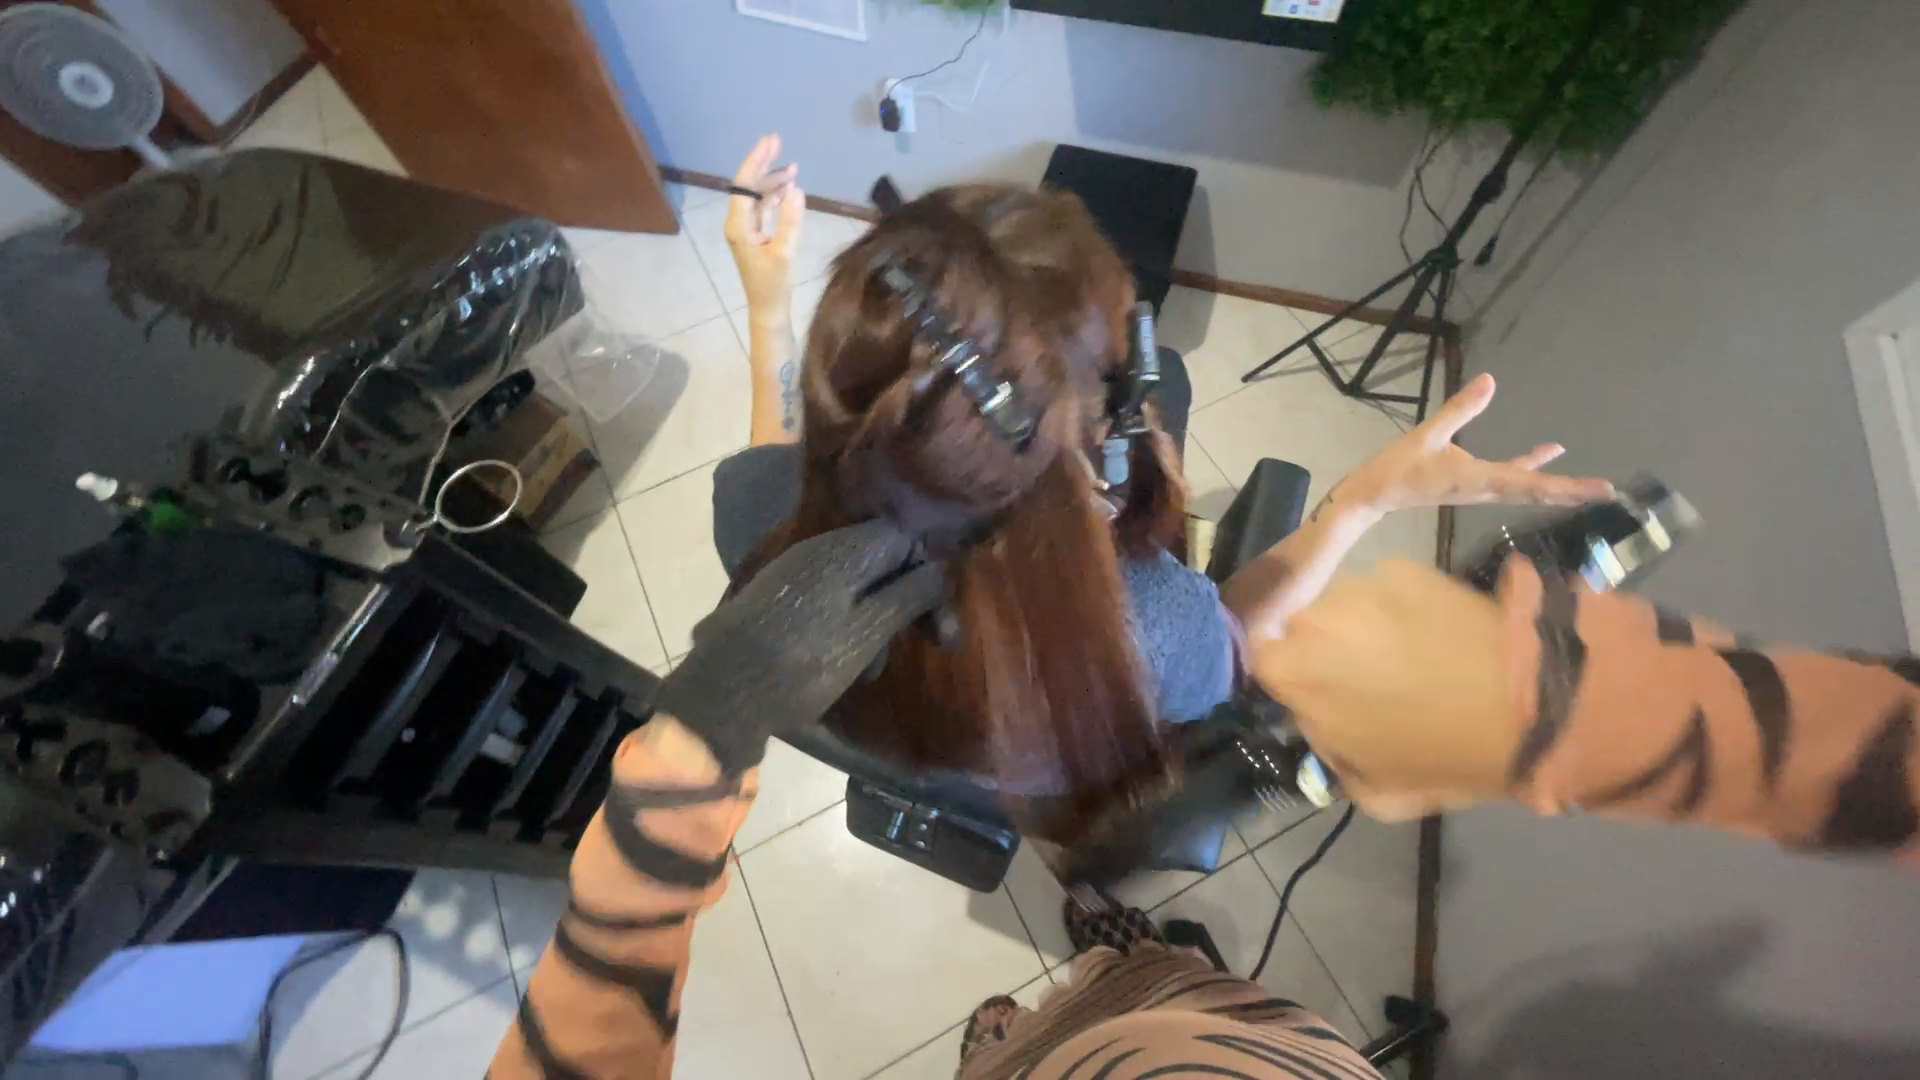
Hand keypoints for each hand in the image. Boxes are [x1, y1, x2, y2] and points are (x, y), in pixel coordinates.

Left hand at [653, 520, 942, 773]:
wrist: (722, 689)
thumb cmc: (805, 661)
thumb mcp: (868, 631)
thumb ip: (909, 595)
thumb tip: (941, 569)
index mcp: (846, 549)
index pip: (905, 538)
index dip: (928, 575)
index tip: (937, 623)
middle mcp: (820, 548)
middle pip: (882, 561)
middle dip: (906, 602)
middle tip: (925, 646)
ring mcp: (796, 570)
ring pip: (857, 584)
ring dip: (878, 620)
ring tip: (875, 668)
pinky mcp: (779, 594)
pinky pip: (830, 599)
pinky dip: (849, 624)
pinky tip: (847, 661)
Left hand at [724, 134, 805, 319]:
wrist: (769, 309)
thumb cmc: (773, 285)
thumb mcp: (784, 254)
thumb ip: (790, 222)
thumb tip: (796, 190)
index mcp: (738, 225)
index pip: (744, 185)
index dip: (757, 161)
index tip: (771, 142)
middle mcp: (738, 223)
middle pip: (748, 186)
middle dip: (764, 165)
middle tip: (780, 143)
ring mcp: (746, 230)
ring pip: (757, 196)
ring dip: (773, 181)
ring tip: (793, 169)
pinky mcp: (756, 236)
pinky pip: (763, 208)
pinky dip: (775, 196)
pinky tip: (788, 188)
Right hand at [1249, 559, 1521, 819]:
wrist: (1535, 706)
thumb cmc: (1444, 755)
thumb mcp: (1373, 788)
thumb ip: (1328, 756)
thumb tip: (1321, 727)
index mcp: (1291, 672)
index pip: (1260, 659)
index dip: (1287, 672)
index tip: (1316, 687)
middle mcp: (1310, 619)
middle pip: (1301, 628)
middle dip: (1324, 646)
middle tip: (1365, 670)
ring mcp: (1356, 587)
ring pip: (1342, 604)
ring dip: (1360, 623)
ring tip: (1407, 647)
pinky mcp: (1401, 567)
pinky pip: (1384, 586)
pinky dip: (1399, 603)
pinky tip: (1433, 627)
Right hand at [1340, 374, 1614, 515]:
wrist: (1372, 495)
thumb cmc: (1396, 468)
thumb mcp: (1425, 436)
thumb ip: (1459, 409)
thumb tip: (1490, 380)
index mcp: (1478, 478)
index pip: (1533, 485)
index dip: (1569, 487)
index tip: (1603, 491)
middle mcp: (1485, 488)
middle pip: (1537, 493)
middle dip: (1571, 492)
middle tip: (1609, 493)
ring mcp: (1478, 489)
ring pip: (1526, 489)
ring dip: (1556, 485)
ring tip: (1587, 481)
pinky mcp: (1470, 485)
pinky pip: (1509, 480)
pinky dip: (1531, 469)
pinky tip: (1545, 454)